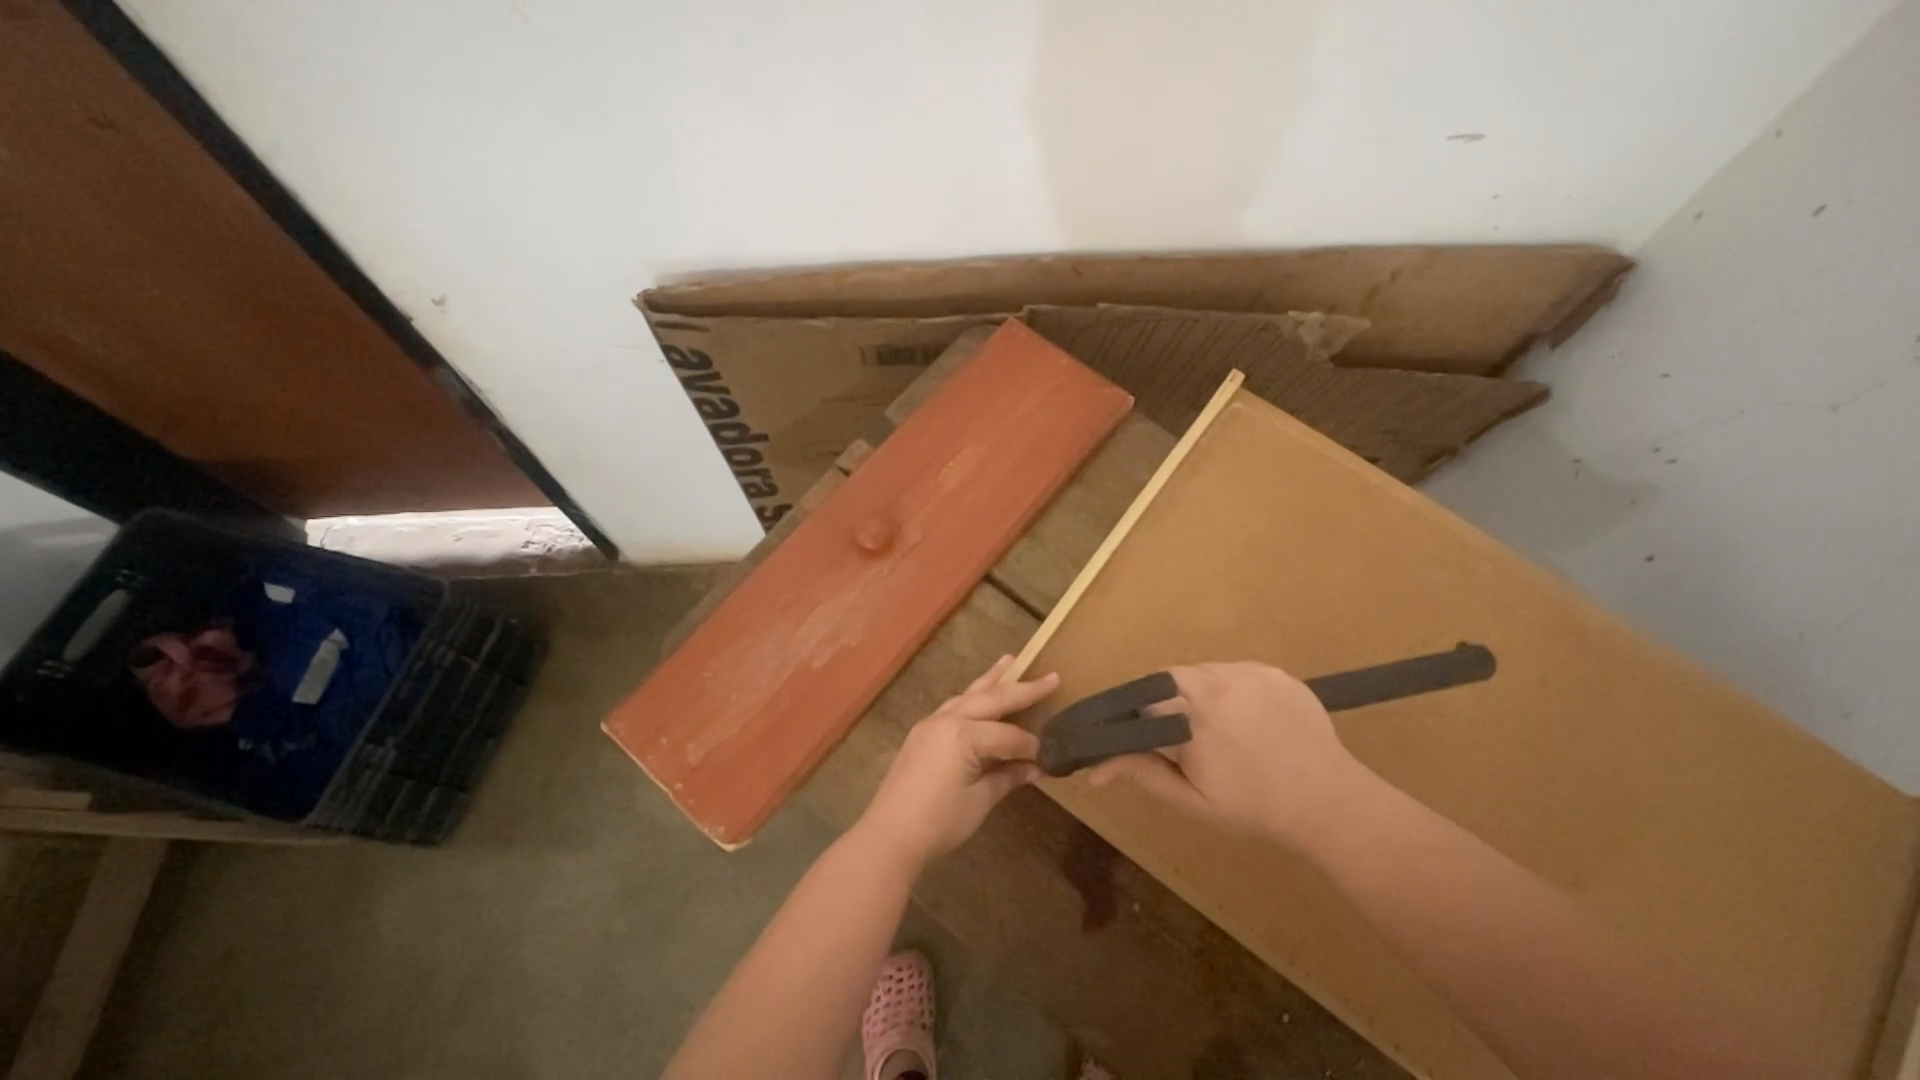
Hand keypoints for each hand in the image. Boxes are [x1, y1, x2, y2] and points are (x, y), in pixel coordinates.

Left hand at [853, 656, 1058, 867]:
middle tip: (1050, 677)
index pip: (1008, 735)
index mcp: (963, 736)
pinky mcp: (922, 733)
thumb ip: (1007, 778)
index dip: (1030, 746)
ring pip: (969, 695)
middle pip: (991, 700)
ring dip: (991, 681)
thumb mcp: (979, 801)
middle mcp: (947, 720)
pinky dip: (972, 698)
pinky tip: (980, 696)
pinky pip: (953, 706)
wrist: (889, 834)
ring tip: (1009, 661)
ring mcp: (931, 723)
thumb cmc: (938, 822)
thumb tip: (1034, 768)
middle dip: (1022, 688)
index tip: (1049, 756)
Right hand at [1085, 661, 1370, 847]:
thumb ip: (1144, 775)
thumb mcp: (1192, 800)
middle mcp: (1217, 685)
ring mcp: (1249, 674)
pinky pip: (1234, 671)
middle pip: (1168, 680)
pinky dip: (1228, 689)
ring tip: (1213, 729)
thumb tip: (1095, 770)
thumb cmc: (1255, 808)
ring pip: (1200, 672)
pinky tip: (1243, 719)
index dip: (1134, 719)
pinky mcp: (1274, 672)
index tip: (1140, 740)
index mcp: (1192, 719)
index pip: (1141, 703)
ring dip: (1194, 693)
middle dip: (1164, 704)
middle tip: (1180, 738)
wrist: (1329, 802)